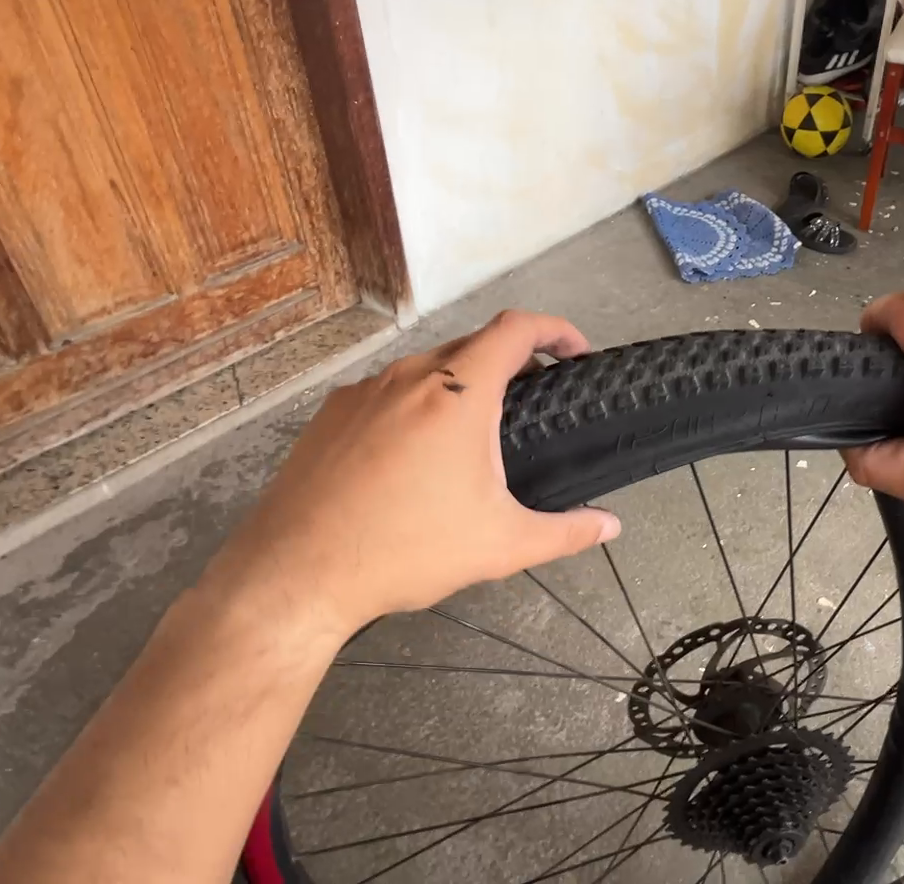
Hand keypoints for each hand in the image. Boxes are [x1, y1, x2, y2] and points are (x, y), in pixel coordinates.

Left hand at [199, 310, 619, 639]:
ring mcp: (364, 391)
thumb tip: (610, 527)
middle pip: (475, 343)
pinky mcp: (330, 413)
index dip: (556, 330)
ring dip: (464, 382)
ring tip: (476, 431)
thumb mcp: (501, 545)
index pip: (517, 328)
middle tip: (536, 400)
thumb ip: (566, 532)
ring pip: (429, 366)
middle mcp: (410, 376)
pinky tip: (416, 453)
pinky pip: (390, 390)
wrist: (293, 576)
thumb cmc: (406, 549)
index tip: (576, 353)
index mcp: (459, 393)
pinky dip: (419, 402)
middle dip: (514, 361)